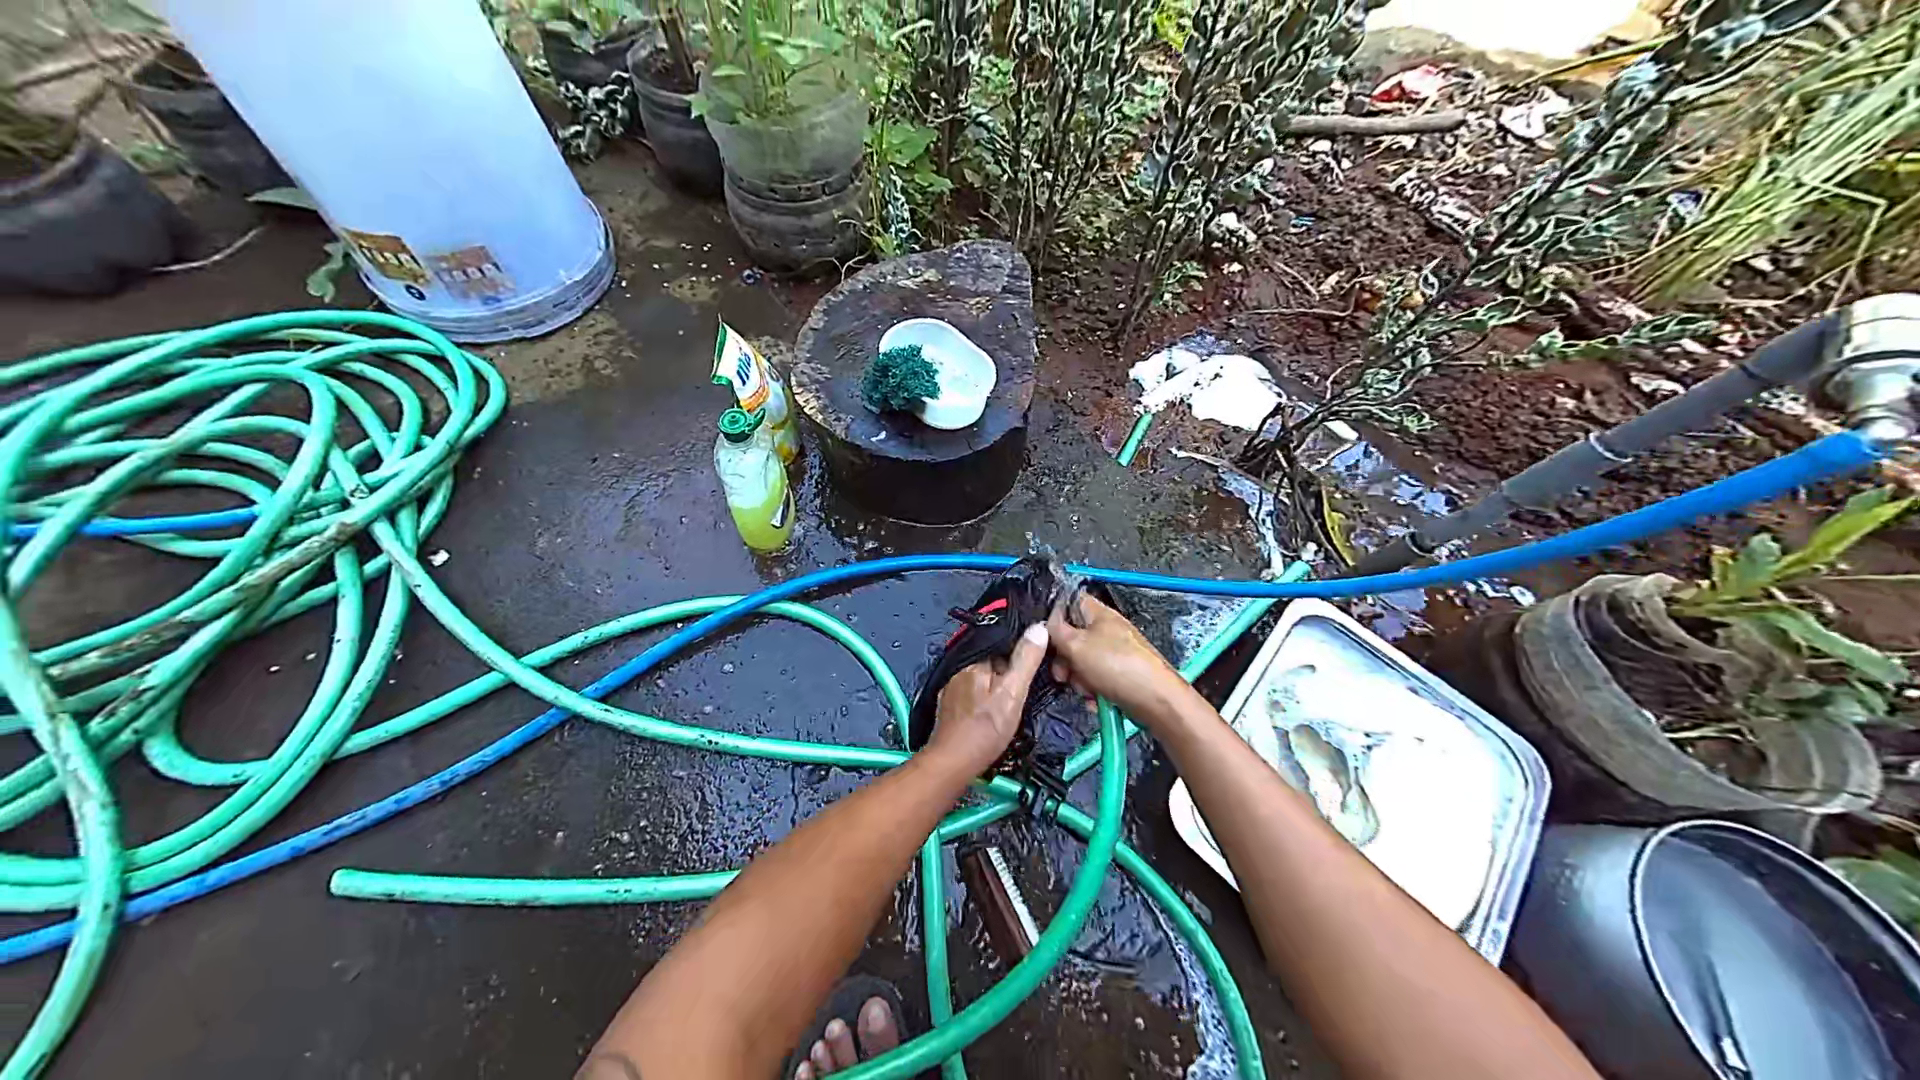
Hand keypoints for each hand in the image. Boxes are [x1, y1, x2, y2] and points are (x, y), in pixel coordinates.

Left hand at [925, 623, 1050, 775]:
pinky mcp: (949, 706)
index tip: (1038, 661)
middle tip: (1027, 685)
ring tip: (1011, 699)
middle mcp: (960, 668)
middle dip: (1008, 669)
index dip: (1022, 651)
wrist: (953, 762)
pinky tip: (991, 710)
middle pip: (992, 661)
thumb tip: (1039, 627)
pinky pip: (972, 692)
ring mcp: (952, 688)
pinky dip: (983, 697)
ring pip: (982, 678)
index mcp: (976, 660)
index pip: (1003, 644)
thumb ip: (1025, 660)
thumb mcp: (1013, 693)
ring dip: (995, 684)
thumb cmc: (986, 728)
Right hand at [1046, 594, 1192, 725]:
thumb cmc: (1116, 666)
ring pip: (1083, 663)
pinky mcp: (1122, 677)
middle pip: (1074, 638)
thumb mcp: (1076, 644)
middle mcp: (1109, 631)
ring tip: (1086, 690)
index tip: (1045, 636)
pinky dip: (1093, 691)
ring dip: (1078, 679)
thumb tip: (1046, 623)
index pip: (1071, 602)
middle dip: (1065, 658)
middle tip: (1064, 674)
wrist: (1156, 701)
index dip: (1055, 616)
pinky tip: (1096, 700)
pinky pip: (1097, 680)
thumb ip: (1055, 630)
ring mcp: (1117, 655)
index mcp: (1100, 614)